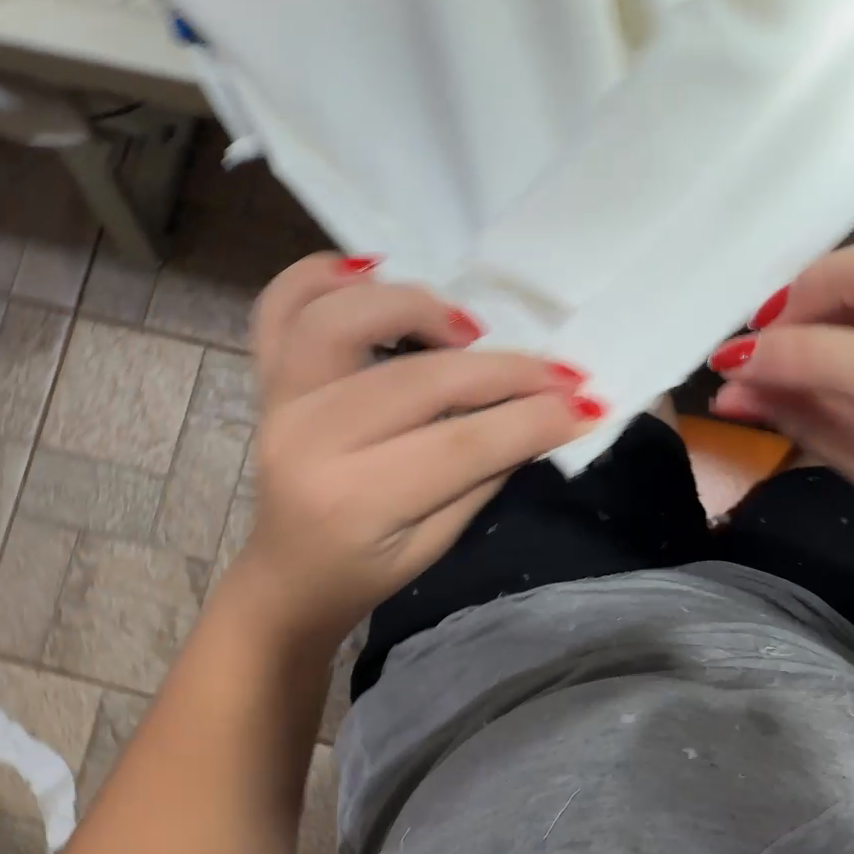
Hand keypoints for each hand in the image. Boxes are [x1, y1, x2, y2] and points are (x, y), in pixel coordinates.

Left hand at [228, 253, 598, 640]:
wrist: (286, 580)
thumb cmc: (364, 572)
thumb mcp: (436, 543)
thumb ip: (486, 473)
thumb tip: (548, 415)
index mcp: (355, 501)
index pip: (462, 443)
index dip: (533, 418)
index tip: (586, 403)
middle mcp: (308, 441)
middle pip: (419, 379)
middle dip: (505, 371)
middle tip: (559, 374)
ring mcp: (278, 402)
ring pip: (342, 319)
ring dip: (416, 306)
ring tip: (467, 329)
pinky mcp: (266, 380)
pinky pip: (281, 305)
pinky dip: (323, 275)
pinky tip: (373, 273)